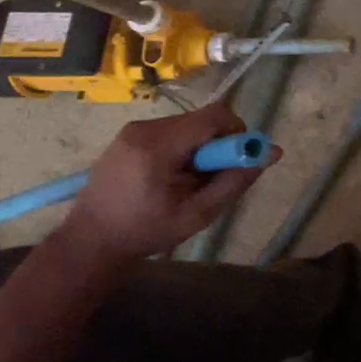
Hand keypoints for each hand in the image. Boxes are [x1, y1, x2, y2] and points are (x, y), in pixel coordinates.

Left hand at [60, 103, 278, 260]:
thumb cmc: (144, 232)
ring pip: (187, 124)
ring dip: (199, 146)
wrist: (87, 245)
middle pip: (201, 120)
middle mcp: (143, 129)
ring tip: (187, 181)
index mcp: (158, 146)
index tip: (235, 160)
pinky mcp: (127, 136)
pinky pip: (171, 130)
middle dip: (216, 144)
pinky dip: (181, 147)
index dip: (236, 132)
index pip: (214, 116)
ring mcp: (132, 130)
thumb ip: (235, 181)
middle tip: (211, 177)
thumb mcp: (198, 214)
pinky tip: (169, 176)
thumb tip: (272, 153)